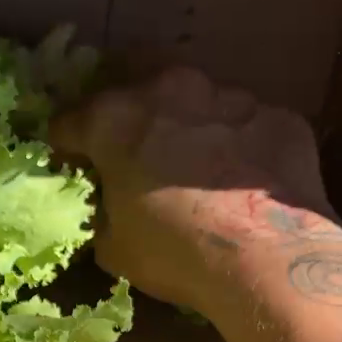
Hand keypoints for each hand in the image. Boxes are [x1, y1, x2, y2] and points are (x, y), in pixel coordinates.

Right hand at [48, 67, 339, 315]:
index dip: (65, 146)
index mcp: (113, 120)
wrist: (267, 259)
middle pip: (132, 82)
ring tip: (185, 162)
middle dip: (123, 111)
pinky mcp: (277, 114)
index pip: (68, 121)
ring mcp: (229, 96)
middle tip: (124, 146)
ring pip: (191, 100)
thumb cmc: (171, 252)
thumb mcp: (110, 242)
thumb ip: (102, 206)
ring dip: (180, 123)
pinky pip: (239, 123)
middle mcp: (169, 91)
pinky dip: (228, 143)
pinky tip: (233, 178)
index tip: (70, 165)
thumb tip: (109, 200)